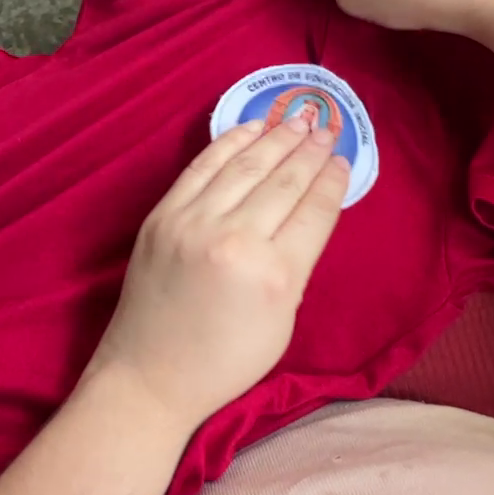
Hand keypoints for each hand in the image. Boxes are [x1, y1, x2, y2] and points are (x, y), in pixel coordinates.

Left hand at [83, 115, 349, 430]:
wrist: (150, 375)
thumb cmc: (225, 360)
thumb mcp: (282, 321)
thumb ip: (296, 262)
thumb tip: (308, 207)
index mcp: (274, 276)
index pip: (314, 211)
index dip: (332, 181)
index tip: (344, 159)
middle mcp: (235, 239)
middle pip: (284, 181)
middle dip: (311, 151)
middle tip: (328, 129)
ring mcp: (193, 222)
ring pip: (246, 165)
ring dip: (277, 138)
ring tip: (300, 120)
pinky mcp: (163, 214)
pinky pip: (202, 166)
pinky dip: (231, 142)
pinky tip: (253, 129)